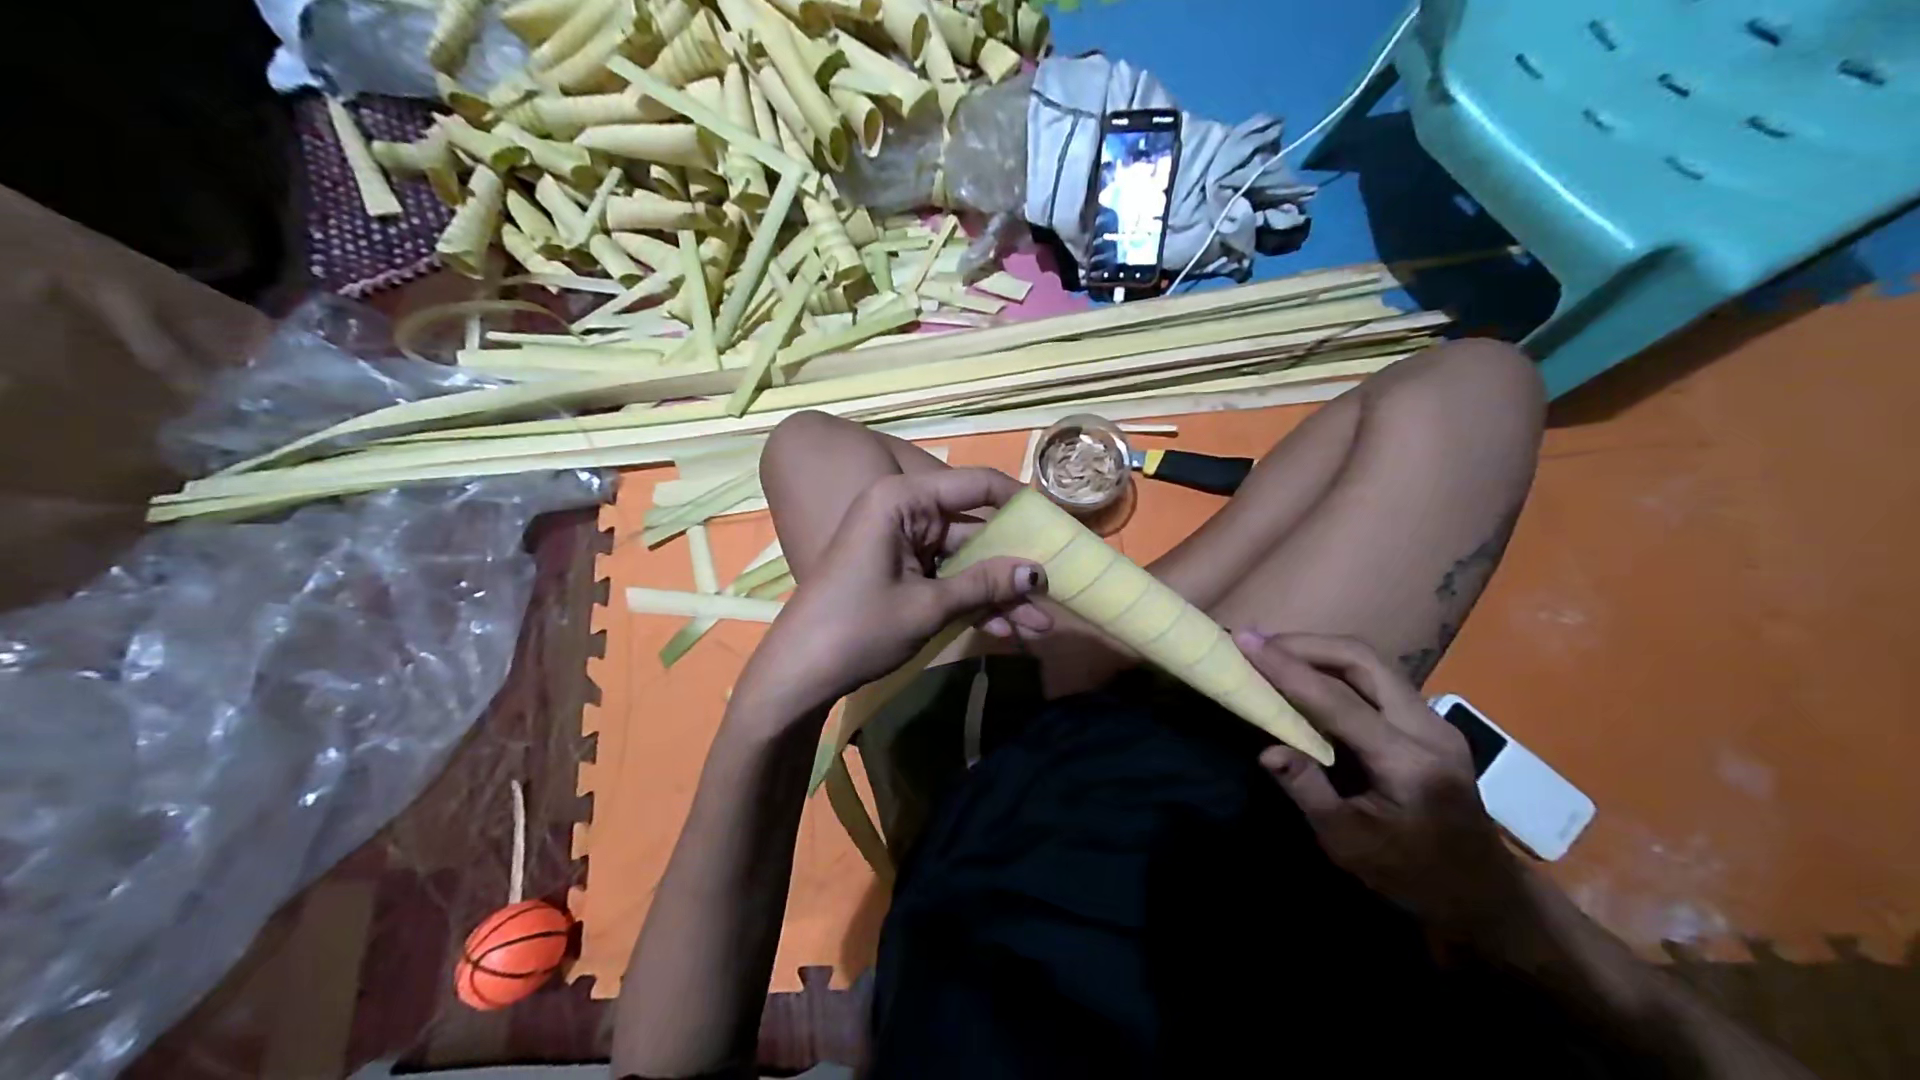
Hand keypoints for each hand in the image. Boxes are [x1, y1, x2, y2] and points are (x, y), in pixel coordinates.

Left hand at [744, 468, 1051, 708]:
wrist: (799, 672)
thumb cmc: (858, 627)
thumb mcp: (928, 606)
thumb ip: (985, 584)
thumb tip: (1038, 572)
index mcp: (903, 500)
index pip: (976, 485)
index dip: (1020, 504)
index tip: (1057, 529)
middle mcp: (905, 512)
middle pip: (975, 529)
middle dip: (1014, 567)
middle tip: (1054, 595)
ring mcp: (903, 544)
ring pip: (966, 561)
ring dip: (999, 593)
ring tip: (1039, 627)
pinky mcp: (901, 572)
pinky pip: (948, 579)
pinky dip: (973, 602)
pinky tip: (1007, 631)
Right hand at [1237, 632, 1524, 938]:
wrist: (1481, 890)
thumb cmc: (1410, 874)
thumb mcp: (1349, 844)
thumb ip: (1308, 792)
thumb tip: (1266, 750)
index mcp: (1408, 763)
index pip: (1338, 700)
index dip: (1287, 668)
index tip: (1245, 641)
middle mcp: (1428, 729)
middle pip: (1362, 660)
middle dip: (1305, 645)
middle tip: (1258, 645)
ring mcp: (1434, 721)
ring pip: (1371, 662)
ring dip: (1319, 651)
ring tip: (1274, 654)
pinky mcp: (1428, 721)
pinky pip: (1375, 677)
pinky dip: (1334, 667)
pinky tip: (1307, 676)